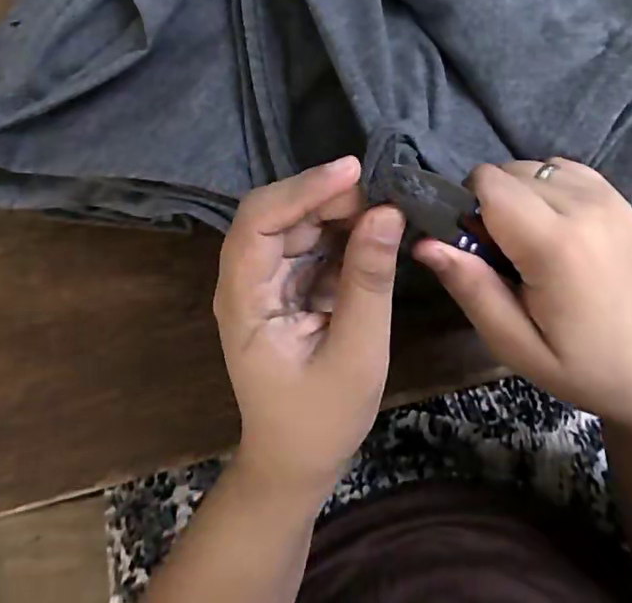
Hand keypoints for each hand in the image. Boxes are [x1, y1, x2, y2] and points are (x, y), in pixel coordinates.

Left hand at [214, 156, 403, 497]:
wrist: (298, 461)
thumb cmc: (321, 418)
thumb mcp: (357, 353)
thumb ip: (369, 281)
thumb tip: (387, 212)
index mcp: (244, 298)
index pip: (258, 221)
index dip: (302, 189)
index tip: (353, 172)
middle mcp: (247, 279)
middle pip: (278, 214)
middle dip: (327, 197)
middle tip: (383, 195)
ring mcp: (268, 280)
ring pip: (299, 222)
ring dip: (340, 212)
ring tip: (386, 211)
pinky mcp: (290, 284)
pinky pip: (315, 243)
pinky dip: (346, 233)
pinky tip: (375, 235)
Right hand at [413, 159, 631, 429]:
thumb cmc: (580, 366)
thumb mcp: (514, 343)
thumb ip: (469, 286)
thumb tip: (423, 242)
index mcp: (556, 244)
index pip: (488, 181)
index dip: (469, 207)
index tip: (478, 248)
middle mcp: (584, 206)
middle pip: (508, 170)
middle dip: (493, 203)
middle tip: (507, 254)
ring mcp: (607, 197)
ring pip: (533, 165)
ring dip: (520, 193)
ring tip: (533, 241)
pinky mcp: (619, 197)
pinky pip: (563, 168)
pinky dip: (547, 186)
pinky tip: (557, 226)